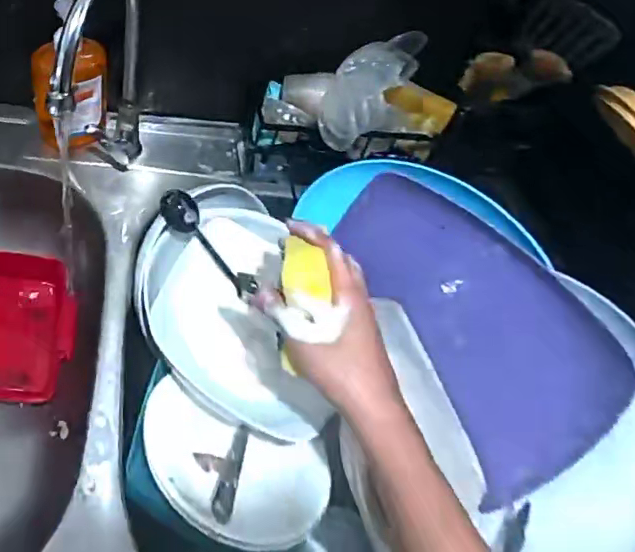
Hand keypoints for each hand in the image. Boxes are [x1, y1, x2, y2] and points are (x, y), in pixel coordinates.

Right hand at [273, 221, 403, 424]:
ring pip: (346, 277)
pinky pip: (345, 293)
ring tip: (301, 271)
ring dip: (324, 266)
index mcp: (347, 292)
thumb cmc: (340, 369)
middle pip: (342, 259)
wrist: (375, 407)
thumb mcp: (301, 340)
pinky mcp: (364, 328)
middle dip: (318, 246)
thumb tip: (260, 293)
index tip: (288, 228)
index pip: (331, 249)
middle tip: (294, 246)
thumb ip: (279, 313)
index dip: (310, 232)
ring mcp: (365, 313)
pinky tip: (314, 303)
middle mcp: (359, 296)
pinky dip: (328, 285)